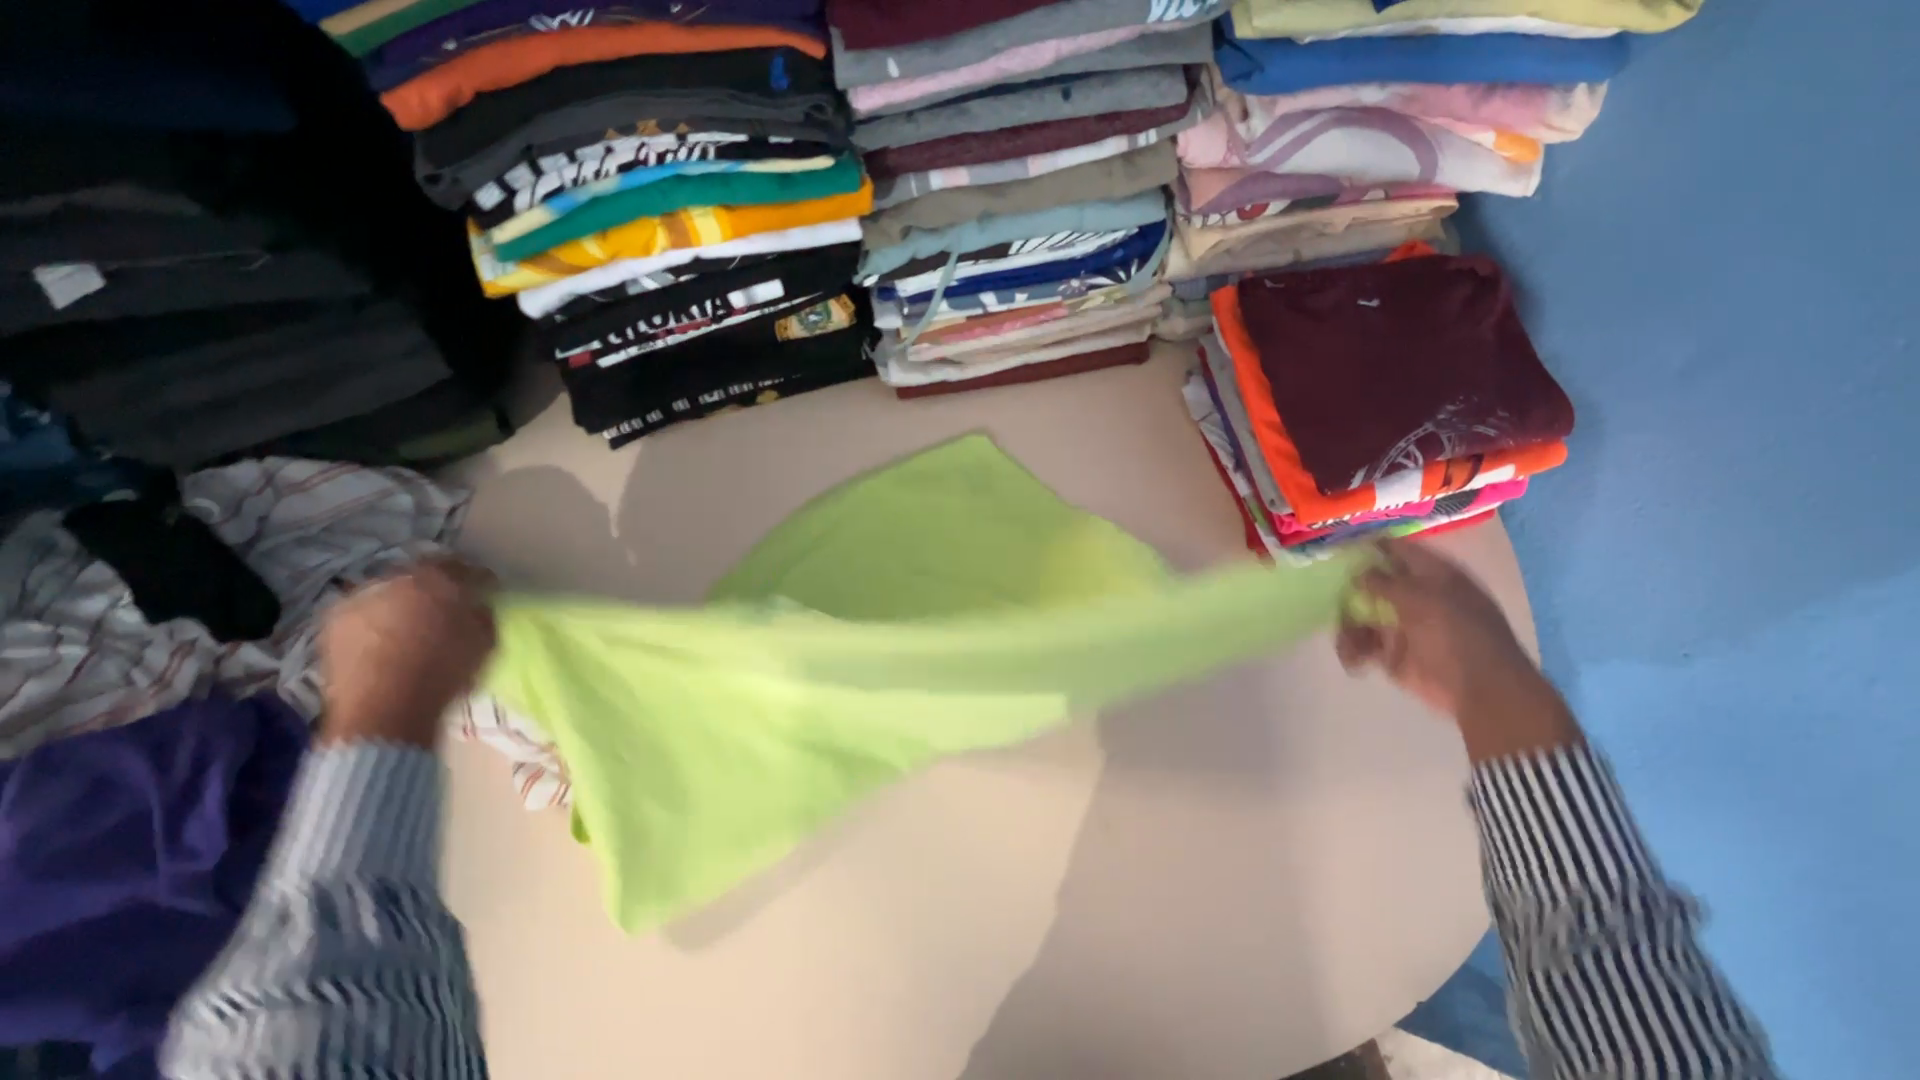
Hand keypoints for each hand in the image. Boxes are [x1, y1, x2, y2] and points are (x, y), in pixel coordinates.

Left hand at [318, 558, 497, 748]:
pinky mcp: (334, 621)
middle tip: (446, 608)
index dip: (477, 578)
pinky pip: (364, 613)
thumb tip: (477, 605)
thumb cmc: (442, 674)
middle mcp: (396, 578)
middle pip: (421, 576)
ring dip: (403, 605)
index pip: (463, 566)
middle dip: (435, 589)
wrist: (382, 711)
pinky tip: (384, 642)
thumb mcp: (484, 642)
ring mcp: (360, 597)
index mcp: (438, 579)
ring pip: (389, 592)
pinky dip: (376, 621)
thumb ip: (482, 614)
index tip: (486, 591)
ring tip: (411, 628)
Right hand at [1337, 539, 1578, 761]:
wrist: (1479, 688)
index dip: (1370, 546)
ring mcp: (1403, 626)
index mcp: (1432, 575)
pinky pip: (1362, 645)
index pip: (1397, 550)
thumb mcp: (1423, 599)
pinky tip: (1354, 662)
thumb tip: (1358, 572)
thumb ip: (1386, 582)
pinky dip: (1353, 651)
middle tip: (1330, 601)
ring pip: (1361, 616)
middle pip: (1371, 584)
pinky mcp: (1392, 654)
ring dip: (1347, 627)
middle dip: (1349, 592)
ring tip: (1348, 646)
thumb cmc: (1457, 634)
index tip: (1340, 549)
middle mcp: (1416, 597)